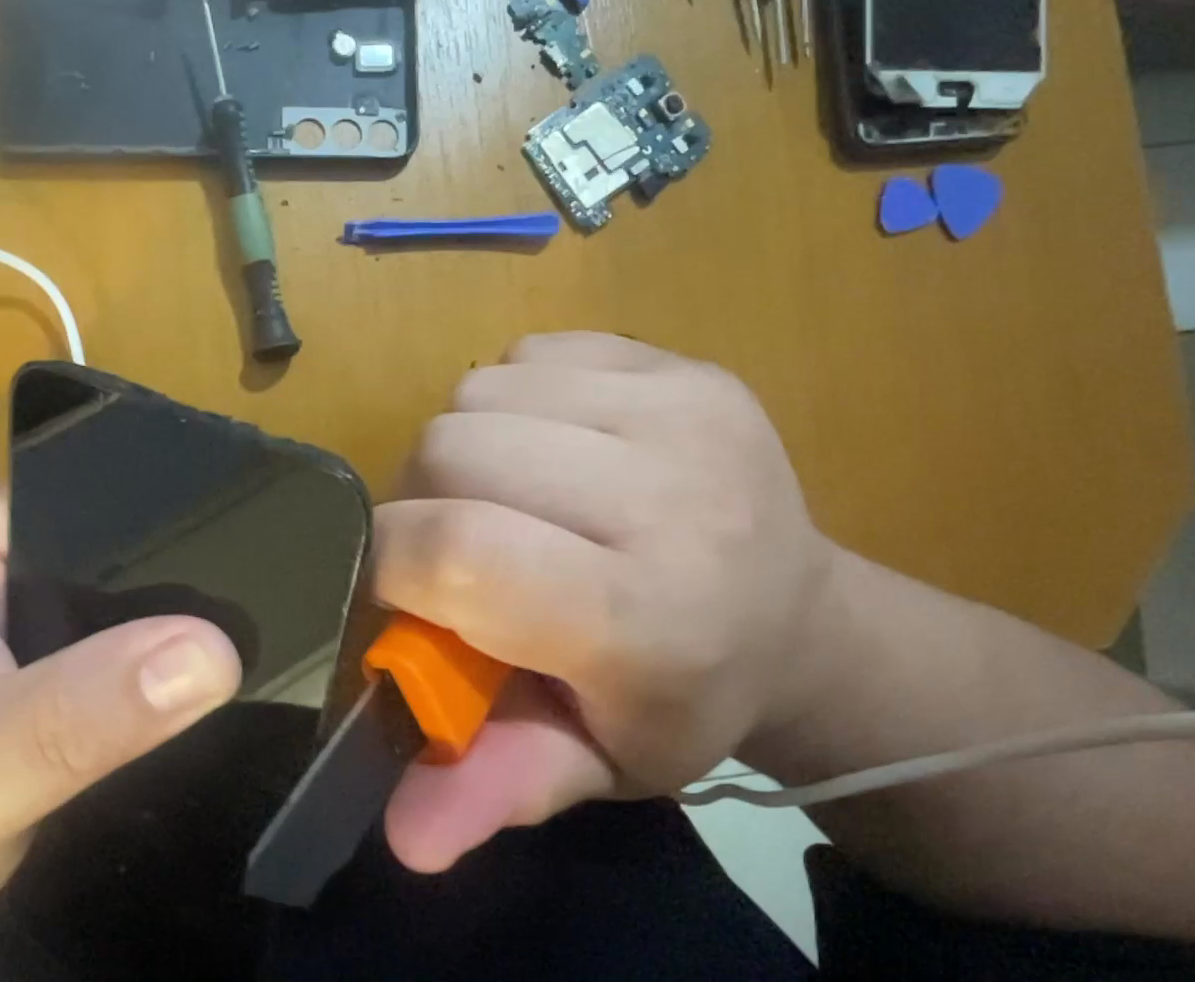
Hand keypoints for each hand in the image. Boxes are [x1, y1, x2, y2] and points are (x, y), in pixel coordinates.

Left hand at [0, 491, 241, 964]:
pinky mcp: (43, 681)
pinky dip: (157, 679)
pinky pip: (119, 662)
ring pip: (120, 608)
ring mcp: (18, 628)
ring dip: (173, 633)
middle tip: (268, 600)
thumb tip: (210, 654)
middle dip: (179, 577)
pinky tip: (211, 691)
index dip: (158, 509)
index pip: (75, 493)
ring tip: (260, 640)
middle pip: (109, 547)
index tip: (247, 537)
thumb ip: (80, 716)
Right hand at [372, 334, 837, 873]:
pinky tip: (549, 452)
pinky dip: (508, 403)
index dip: (392, 564)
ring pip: (474, 394)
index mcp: (645, 614)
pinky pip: (522, 356)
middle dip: (421, 503)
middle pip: (450, 452)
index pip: (461, 551)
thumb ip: (496, 788)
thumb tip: (403, 839)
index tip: (400, 592)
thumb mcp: (590, 765)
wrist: (802, 616)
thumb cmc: (678, 700)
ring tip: (505, 500)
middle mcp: (672, 495)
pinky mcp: (681, 362)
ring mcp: (682, 410)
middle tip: (457, 550)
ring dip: (461, 451)